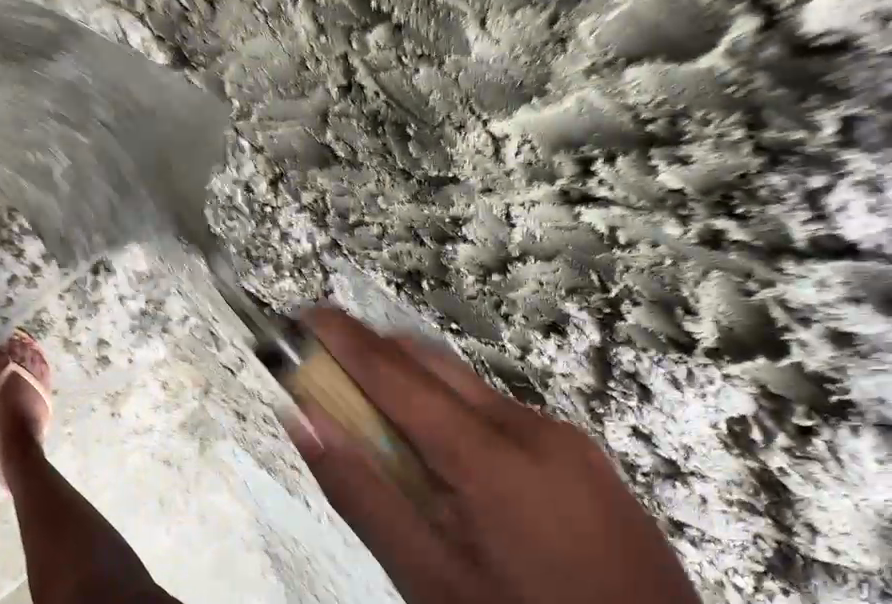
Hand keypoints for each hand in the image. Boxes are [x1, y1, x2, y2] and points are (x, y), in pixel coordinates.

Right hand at [283, 307, 700, 603]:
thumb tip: (302, 419)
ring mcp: (572, 446)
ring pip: (465, 388)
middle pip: (431, 362)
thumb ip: (362, 494)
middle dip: (371, 355)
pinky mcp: (591, 466)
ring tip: (380, 433)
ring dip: (411, 388)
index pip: (394, 372)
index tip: (300, 314)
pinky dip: (452, 416)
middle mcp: (535, 430)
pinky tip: (445, 469)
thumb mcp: (431, 580)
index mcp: (492, 458)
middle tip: (324, 374)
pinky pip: (500, 416)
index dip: (340, 337)